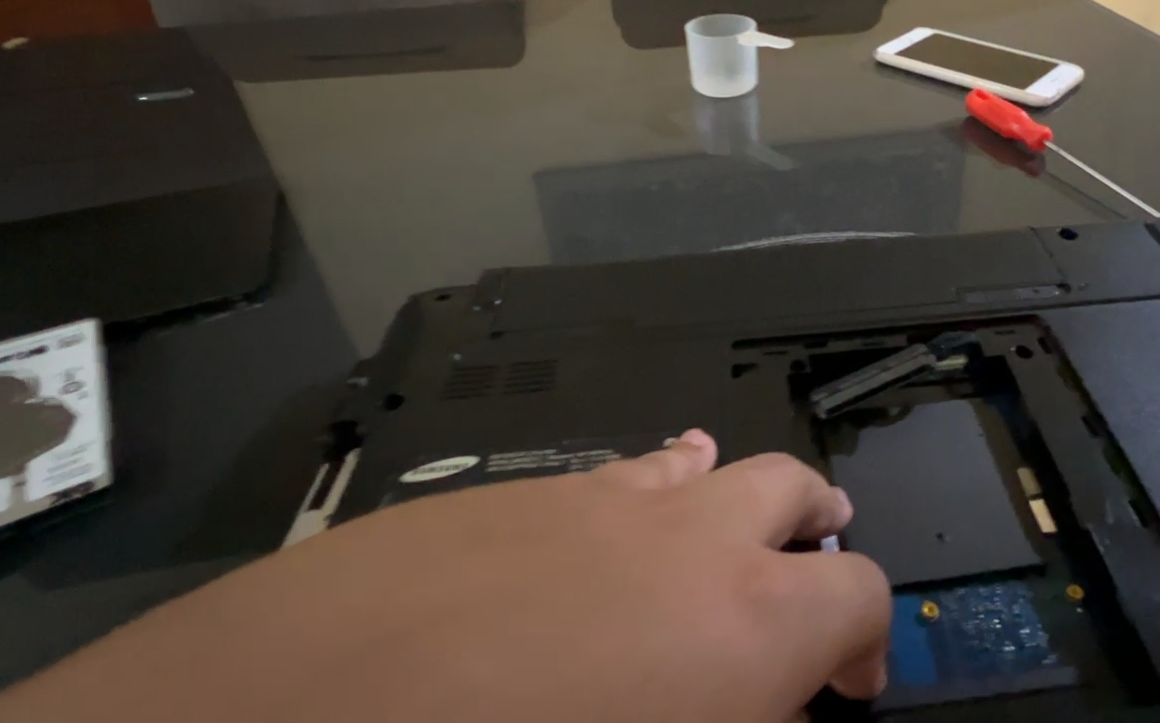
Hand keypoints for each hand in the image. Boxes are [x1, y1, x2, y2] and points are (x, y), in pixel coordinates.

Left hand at [0, 429, 891, 722]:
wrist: (288, 720)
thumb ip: (716, 712)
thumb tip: (734, 702)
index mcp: (744, 625)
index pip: (860, 593)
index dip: (870, 636)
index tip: (849, 684)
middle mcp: (690, 536)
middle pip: (791, 490)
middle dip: (816, 527)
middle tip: (812, 568)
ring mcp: (602, 498)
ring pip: (704, 463)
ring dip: (732, 498)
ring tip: (729, 534)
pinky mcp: (522, 493)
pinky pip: (615, 471)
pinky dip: (645, 489)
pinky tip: (618, 522)